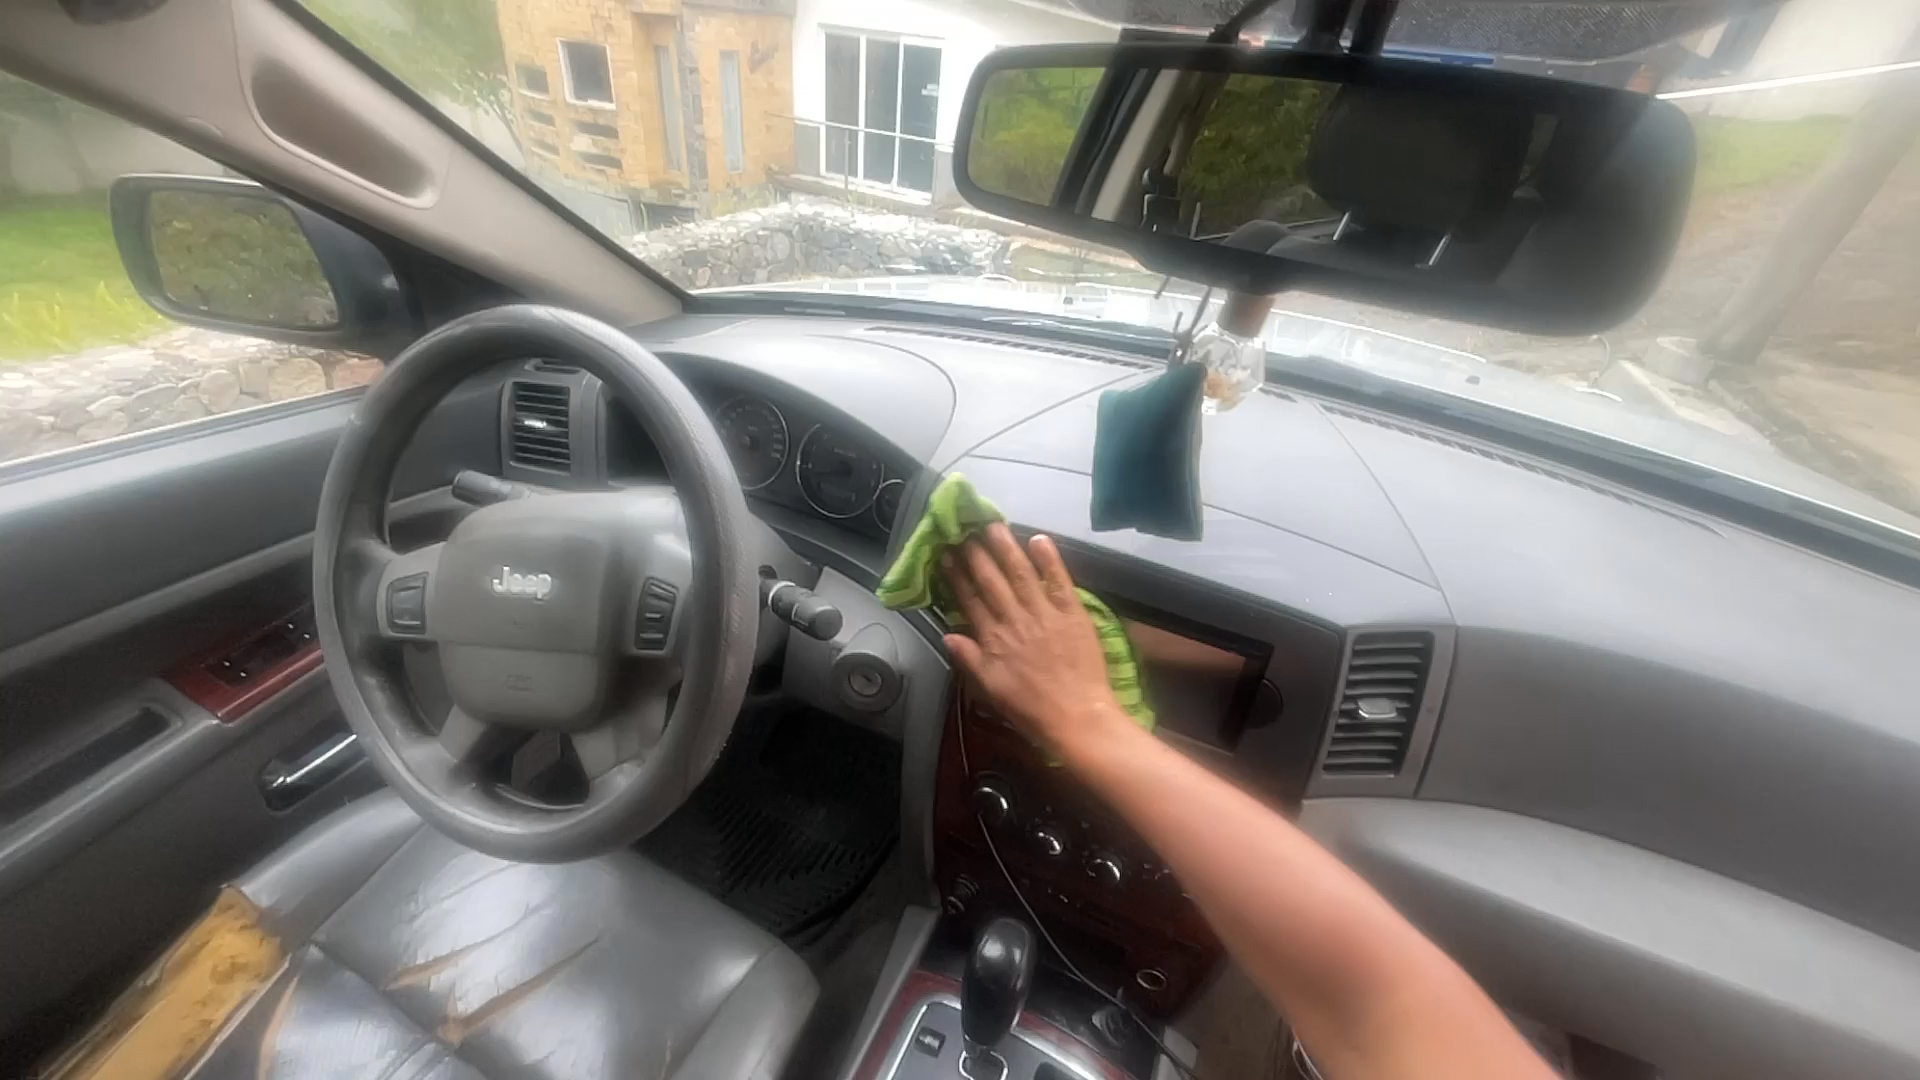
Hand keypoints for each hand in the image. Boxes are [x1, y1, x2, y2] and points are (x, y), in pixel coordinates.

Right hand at [942, 524, 1127, 757]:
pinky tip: (1039, 540)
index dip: (956, 576)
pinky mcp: (1072, 614)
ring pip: (1020, 574)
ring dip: (1006, 548)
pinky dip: (1049, 560)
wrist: (1076, 718)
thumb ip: (969, 659)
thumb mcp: (990, 689)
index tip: (946, 554)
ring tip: (993, 526)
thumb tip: (947, 635)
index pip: (970, 599)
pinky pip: (1058, 581)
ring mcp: (1044, 614)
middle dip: (976, 554)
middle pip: (991, 580)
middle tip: (965, 530)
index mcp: (993, 639)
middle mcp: (1015, 620)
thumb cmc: (1031, 708)